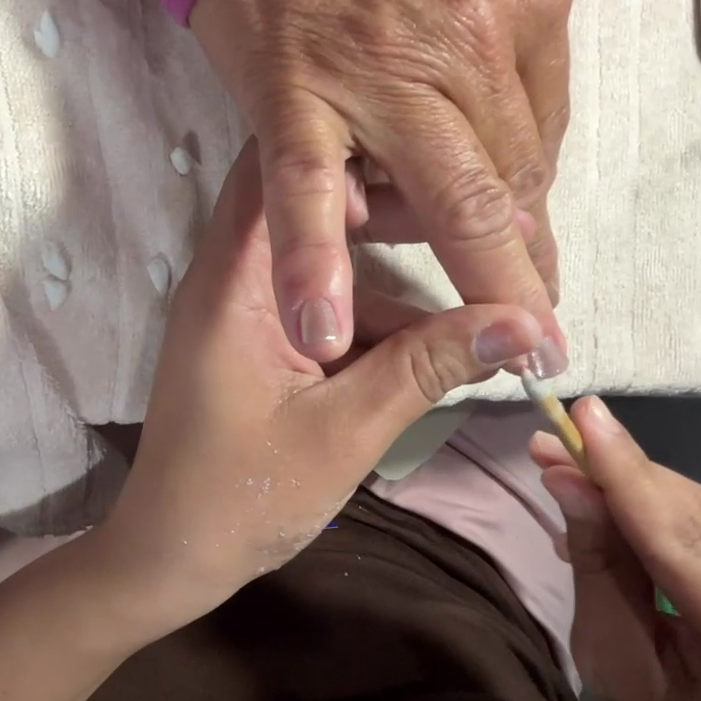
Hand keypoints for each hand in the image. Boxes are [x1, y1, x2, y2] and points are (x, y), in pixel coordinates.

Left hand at [92, 142, 542, 618]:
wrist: (172, 556)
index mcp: (233, 280)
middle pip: (311, 210)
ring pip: (326, 265)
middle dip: (393, 212)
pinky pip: (324, 309)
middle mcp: (233, 278)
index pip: (273, 166)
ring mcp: (247, 312)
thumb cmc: (241, 496)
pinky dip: (375, 320)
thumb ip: (429, 368)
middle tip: (477, 216)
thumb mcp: (344, 431)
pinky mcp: (261, 344)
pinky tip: (440, 341)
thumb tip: (527, 320)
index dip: (348, 143)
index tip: (428, 146)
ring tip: (483, 284)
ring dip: (395, 278)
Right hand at [189, 0, 700, 365]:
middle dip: (524, 256)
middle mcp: (466, 45)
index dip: (534, 182)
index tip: (526, 222)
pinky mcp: (297, 102)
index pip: (544, 120)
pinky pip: (310, 196)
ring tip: (483, 336)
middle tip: (535, 323)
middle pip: (515, 177)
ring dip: (473, 278)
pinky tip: (326, 333)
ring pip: (445, 201)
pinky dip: (318, 266)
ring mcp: (379, 81)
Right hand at [531, 399, 700, 700]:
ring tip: (584, 474)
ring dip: (654, 496)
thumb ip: (602, 566)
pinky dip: (691, 522)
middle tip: (557, 445)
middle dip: (630, 482)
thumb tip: (568, 478)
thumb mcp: (618, 666)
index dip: (634, 481)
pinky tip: (642, 515)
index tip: (584, 417)